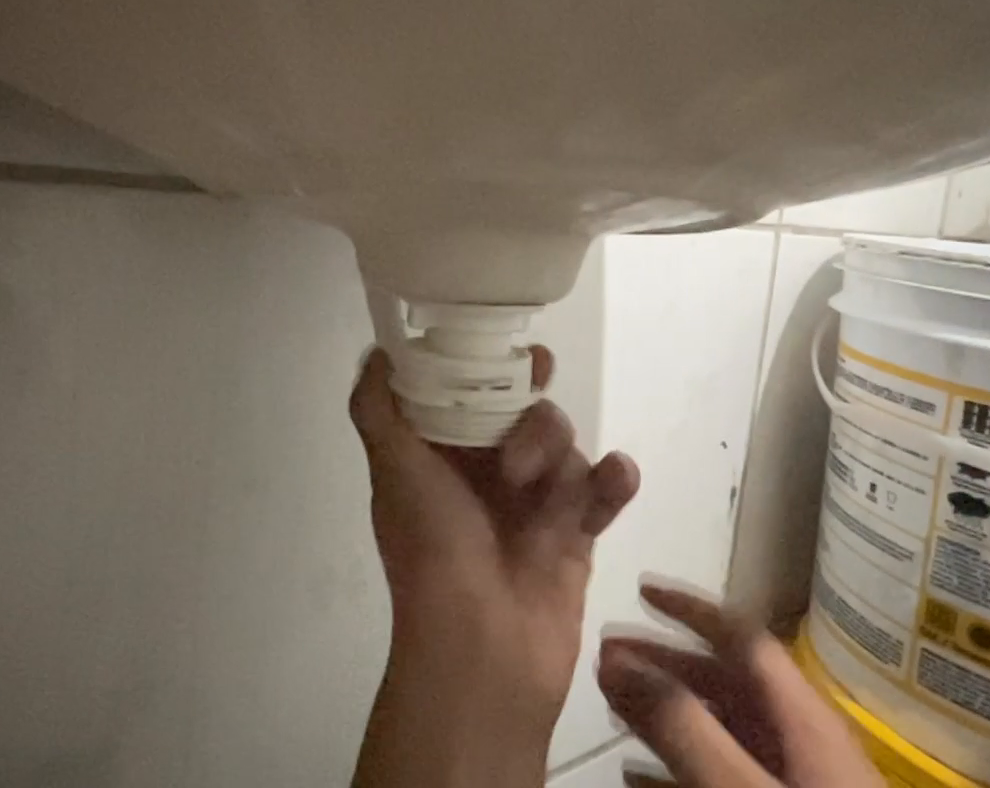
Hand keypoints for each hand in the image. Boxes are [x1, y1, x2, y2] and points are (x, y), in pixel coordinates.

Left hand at [349, 346, 638, 787]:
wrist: (482, 651)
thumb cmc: (430, 550)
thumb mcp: (393, 471)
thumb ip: (377, 409)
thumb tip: (375, 354)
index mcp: (441, 456)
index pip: (464, 392)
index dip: (478, 361)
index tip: (490, 337)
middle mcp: (486, 472)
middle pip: (519, 407)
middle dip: (531, 389)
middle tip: (539, 370)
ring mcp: (534, 500)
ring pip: (561, 441)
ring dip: (552, 445)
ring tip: (530, 480)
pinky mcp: (576, 530)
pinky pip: (603, 488)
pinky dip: (614, 478)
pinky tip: (613, 477)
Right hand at [598, 583, 884, 787]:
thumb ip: (683, 728)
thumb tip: (621, 661)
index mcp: (803, 721)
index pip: (743, 637)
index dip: (691, 607)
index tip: (639, 588)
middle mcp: (801, 744)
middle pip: (725, 681)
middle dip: (663, 660)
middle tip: (604, 652)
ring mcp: (795, 787)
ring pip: (721, 728)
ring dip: (665, 708)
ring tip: (613, 701)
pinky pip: (722, 776)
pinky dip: (677, 765)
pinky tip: (636, 776)